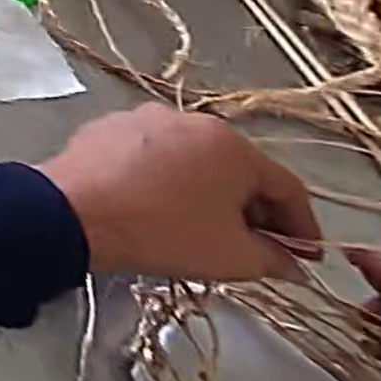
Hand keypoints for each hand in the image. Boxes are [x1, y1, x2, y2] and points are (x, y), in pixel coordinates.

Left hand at [33, 104, 322, 280]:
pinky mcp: (106, 126)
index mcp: (229, 143)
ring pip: (189, 157)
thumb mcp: (232, 256)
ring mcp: (140, 117)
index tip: (304, 256)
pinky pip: (149, 153)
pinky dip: (162, 176)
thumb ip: (273, 258)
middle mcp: (185, 118)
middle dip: (251, 206)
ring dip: (204, 188)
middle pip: (234, 166)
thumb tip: (290, 263)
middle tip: (256, 244)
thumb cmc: (162, 229)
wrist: (75, 209)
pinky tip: (154, 202)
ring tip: (202, 224)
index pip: (285, 186)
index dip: (301, 227)